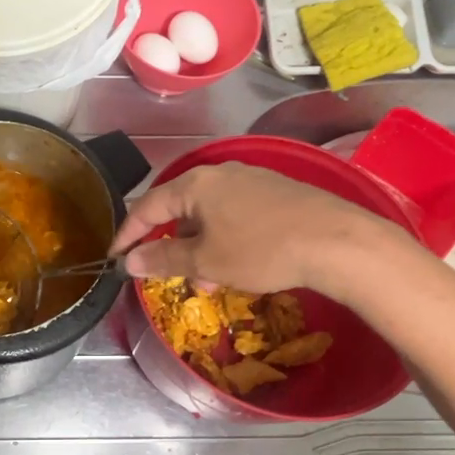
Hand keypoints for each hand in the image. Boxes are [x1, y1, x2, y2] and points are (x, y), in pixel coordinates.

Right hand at [108, 163, 409, 297]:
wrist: (339, 242)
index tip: (115, 258)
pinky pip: (235, 216)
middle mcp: (221, 174)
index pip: (147, 206)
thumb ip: (163, 259)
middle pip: (180, 209)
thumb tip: (129, 261)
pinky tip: (239, 267)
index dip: (127, 234)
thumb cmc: (262, 250)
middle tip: (170, 277)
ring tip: (210, 281)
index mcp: (196, 183)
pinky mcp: (278, 193)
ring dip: (200, 248)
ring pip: (209, 216)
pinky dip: (225, 241)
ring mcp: (252, 181)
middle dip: (171, 246)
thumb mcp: (206, 260)